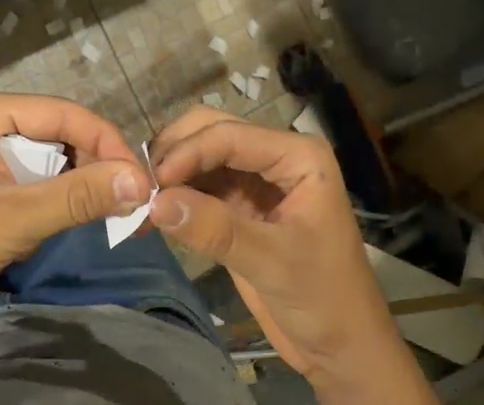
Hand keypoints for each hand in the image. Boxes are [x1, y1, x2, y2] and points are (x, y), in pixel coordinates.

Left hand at [0, 88, 152, 318]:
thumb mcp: (14, 220)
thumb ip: (77, 197)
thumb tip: (140, 182)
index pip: (62, 113)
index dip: (107, 143)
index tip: (143, 180)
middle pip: (56, 131)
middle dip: (96, 164)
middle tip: (134, 200)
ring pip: (46, 156)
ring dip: (78, 183)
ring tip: (115, 210)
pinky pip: (29, 176)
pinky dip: (55, 195)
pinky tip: (77, 215)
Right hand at [149, 107, 426, 398]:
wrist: (344, 351)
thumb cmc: (325, 300)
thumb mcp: (273, 262)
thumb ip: (216, 228)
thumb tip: (157, 201)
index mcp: (298, 155)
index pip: (231, 135)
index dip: (189, 151)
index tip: (152, 181)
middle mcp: (276, 156)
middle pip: (213, 132)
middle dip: (176, 153)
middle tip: (141, 184)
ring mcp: (257, 179)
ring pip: (202, 156)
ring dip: (171, 173)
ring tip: (139, 200)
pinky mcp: (240, 205)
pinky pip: (200, 186)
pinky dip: (175, 196)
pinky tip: (152, 213)